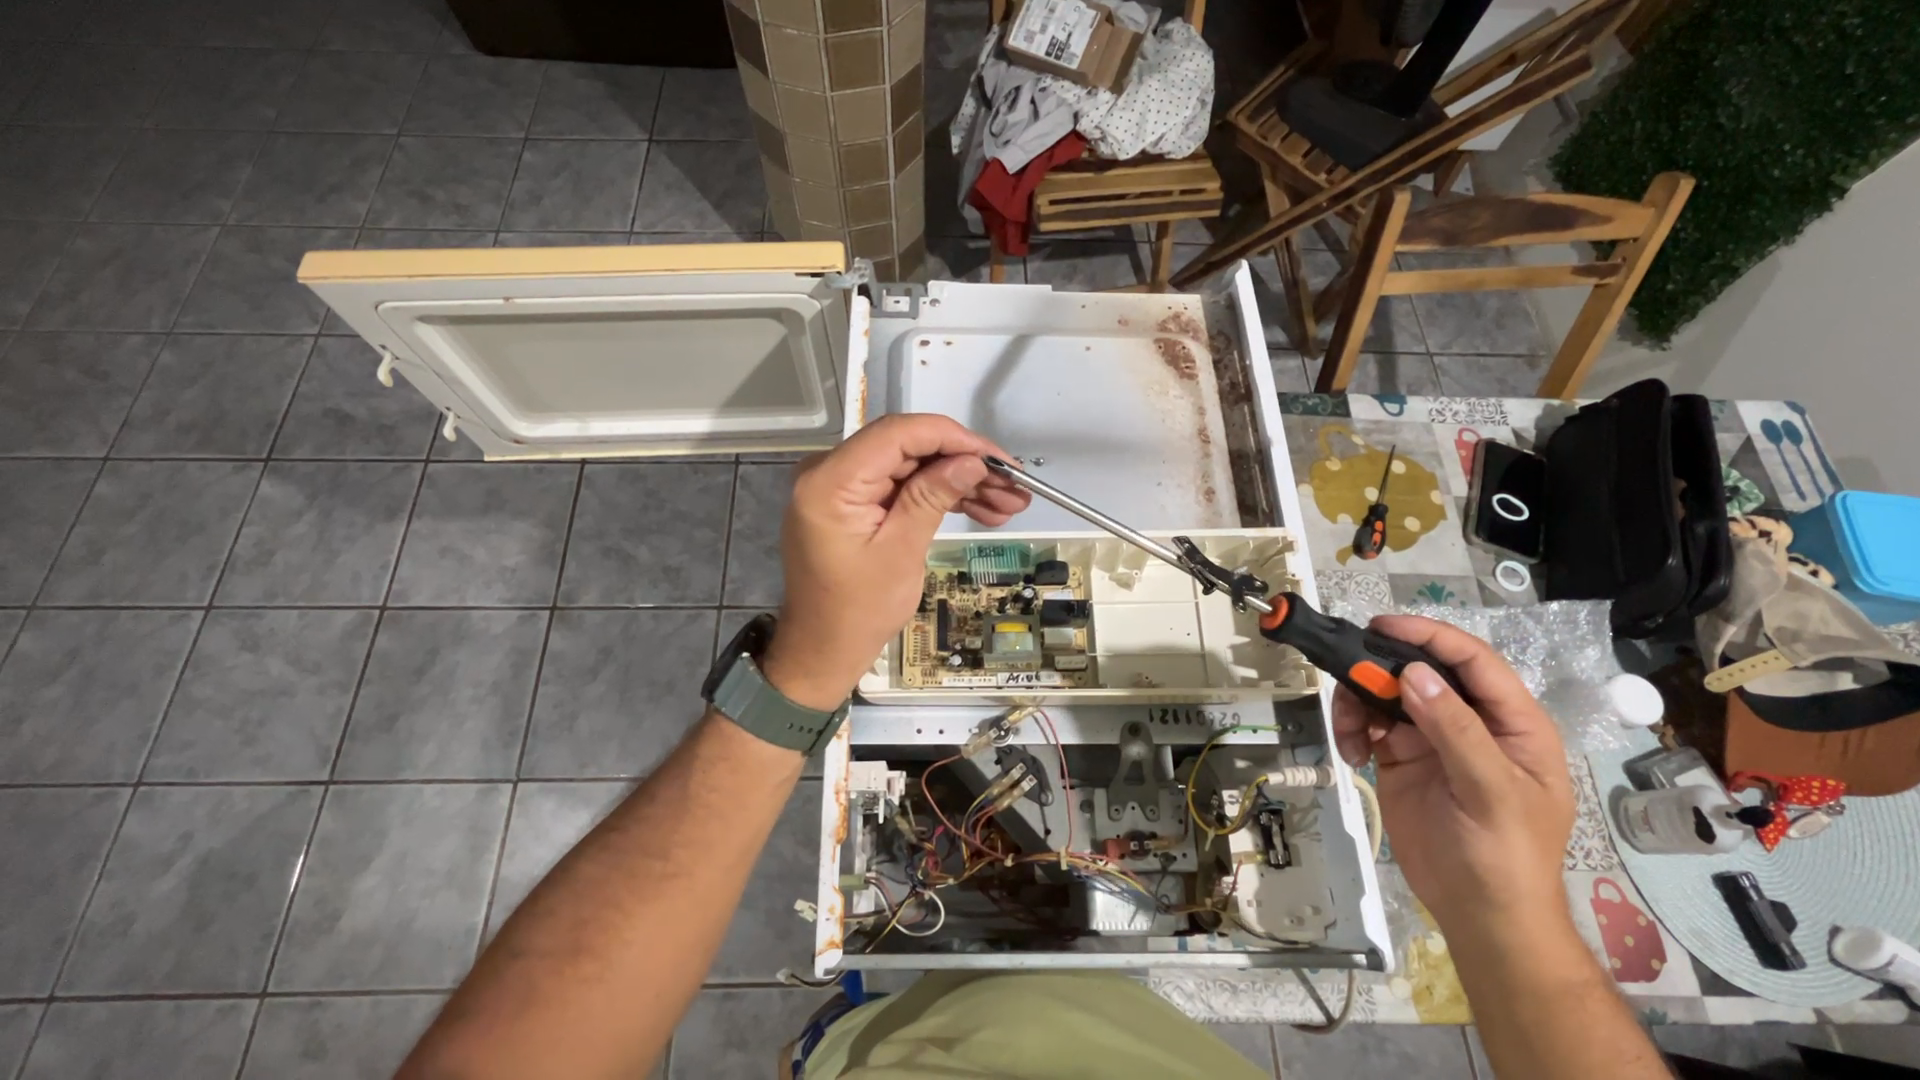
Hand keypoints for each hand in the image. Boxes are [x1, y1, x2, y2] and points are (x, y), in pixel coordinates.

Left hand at [759, 415, 1030, 711]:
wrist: (823, 648)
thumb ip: (932, 497)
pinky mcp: (854, 501)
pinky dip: (938, 496)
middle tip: (1014, 487)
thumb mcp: (901, 553)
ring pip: (912, 467)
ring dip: (959, 483)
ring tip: (1009, 504)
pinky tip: (983, 510)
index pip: (898, 434)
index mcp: (831, 481)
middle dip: (964, 465)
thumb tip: (973, 460)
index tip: (998, 458)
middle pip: (908, 448)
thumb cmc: (858, 611)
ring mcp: (841, 486)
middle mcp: (829, 471)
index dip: (953, 438)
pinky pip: (901, 486)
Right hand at [1332, 616, 1573, 938]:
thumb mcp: (1490, 792)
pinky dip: (1352, 729)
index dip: (1430, 637)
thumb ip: (1455, 730)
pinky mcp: (1401, 758)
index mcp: (1512, 722)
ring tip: (1350, 733)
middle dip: (1381, 669)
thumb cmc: (1505, 855)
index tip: (1382, 627)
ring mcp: (1433, 739)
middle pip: (1422, 672)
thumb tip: (1413, 674)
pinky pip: (1369, 724)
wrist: (1480, 914)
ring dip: (1360, 702)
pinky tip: (1351, 753)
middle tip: (1346, 674)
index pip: (1473, 662)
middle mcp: (1471, 721)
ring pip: (1388, 694)